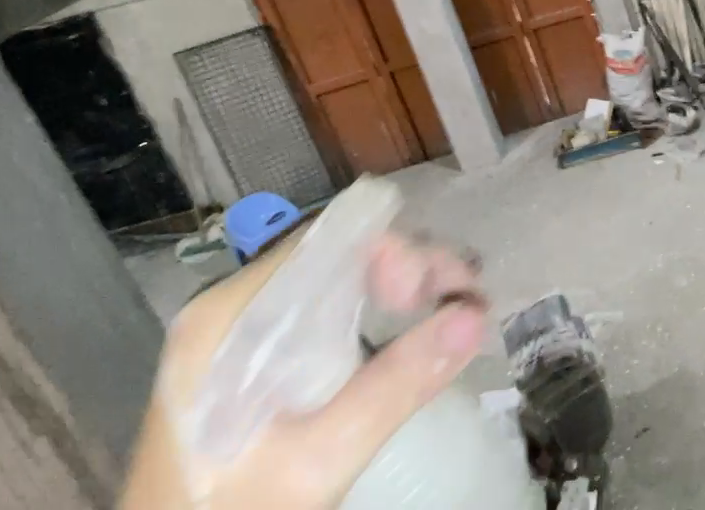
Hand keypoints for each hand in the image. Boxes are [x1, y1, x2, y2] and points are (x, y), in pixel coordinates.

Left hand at [121, 232, 488, 509]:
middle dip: (411, 268)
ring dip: (404, 287)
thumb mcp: (316, 464)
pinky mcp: (256, 356)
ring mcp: (243, 330)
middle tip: (468, 301)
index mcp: (229, 316)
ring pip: (340, 277)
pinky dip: (380, 312)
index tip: (439, 294)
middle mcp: (233, 306)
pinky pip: (330, 308)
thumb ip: (394, 386)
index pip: (328, 240)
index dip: (394, 253)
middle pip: (339, 253)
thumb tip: (475, 317)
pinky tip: (416, 335)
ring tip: (458, 314)